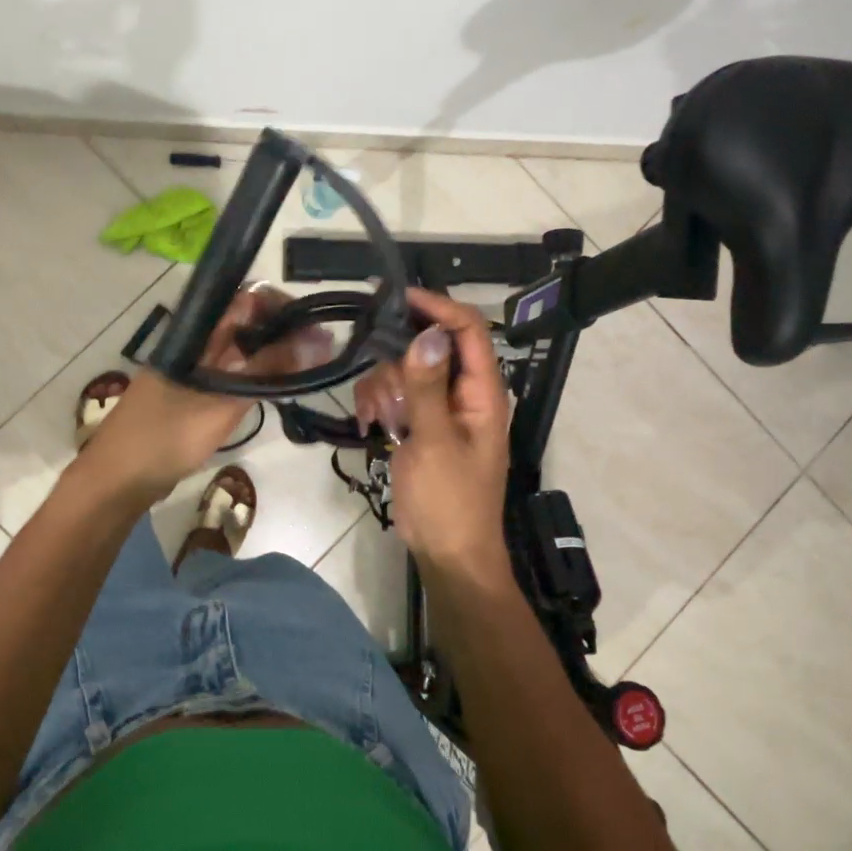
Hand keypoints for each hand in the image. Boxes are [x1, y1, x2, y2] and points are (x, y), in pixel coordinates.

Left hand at [82, 285, 328, 498]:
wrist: (117, 482)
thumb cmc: (165, 438)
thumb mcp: (222, 404)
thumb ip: (268, 371)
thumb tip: (318, 339)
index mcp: (192, 335)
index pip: (240, 299)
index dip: (276, 302)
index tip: (311, 318)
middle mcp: (193, 346)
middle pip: (242, 323)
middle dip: (280, 329)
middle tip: (320, 345)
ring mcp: (192, 372)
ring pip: (238, 351)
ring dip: (271, 353)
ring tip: (312, 364)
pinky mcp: (194, 398)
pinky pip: (231, 376)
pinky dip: (257, 376)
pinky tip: (281, 386)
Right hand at [355, 290, 510, 569]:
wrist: (447, 554)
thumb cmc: (451, 501)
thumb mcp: (436, 443)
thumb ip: (427, 386)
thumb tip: (427, 333)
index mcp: (483, 393)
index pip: (468, 330)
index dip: (438, 308)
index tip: (397, 297)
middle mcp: (463, 394)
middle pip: (429, 346)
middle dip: (398, 362)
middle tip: (382, 390)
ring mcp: (439, 410)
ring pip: (405, 370)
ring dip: (384, 387)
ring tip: (378, 420)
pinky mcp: (418, 426)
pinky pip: (394, 395)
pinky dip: (378, 404)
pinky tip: (368, 425)